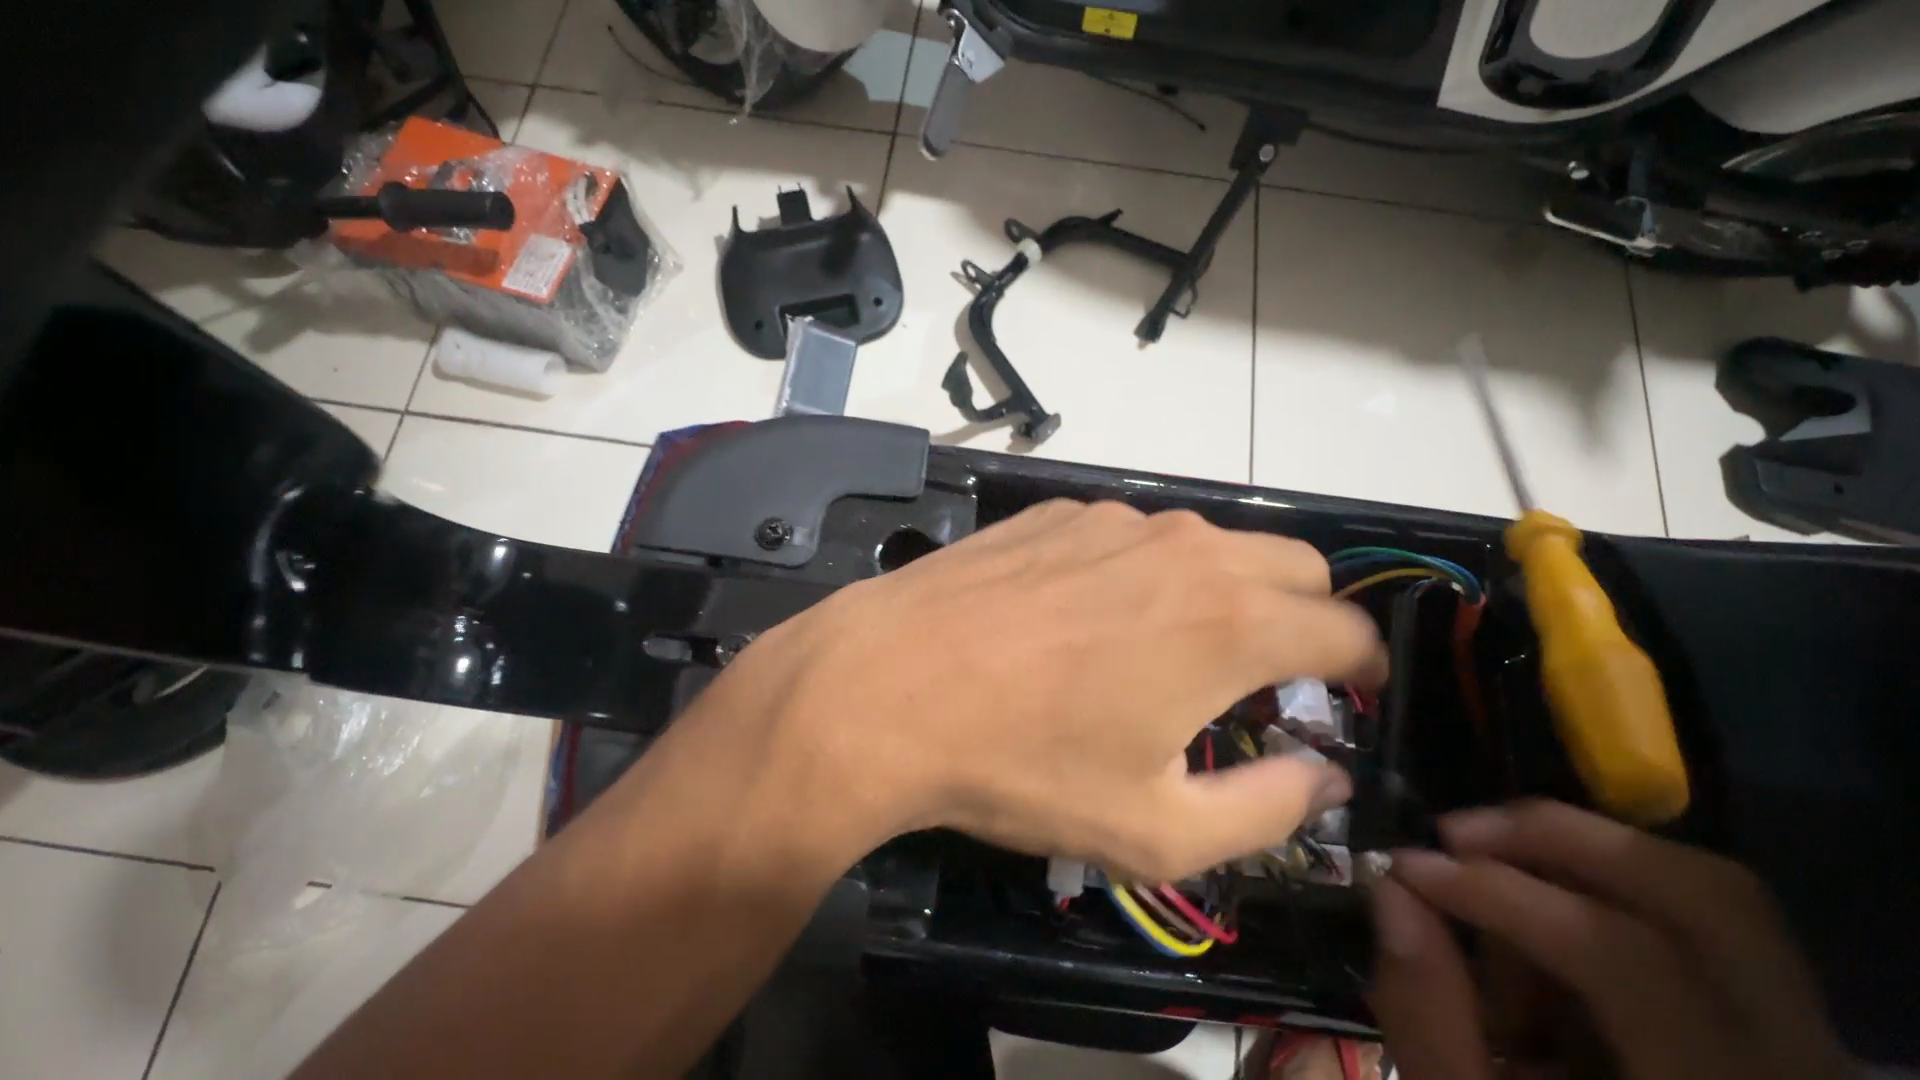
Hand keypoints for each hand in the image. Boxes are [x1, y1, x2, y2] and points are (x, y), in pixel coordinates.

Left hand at [681, 499, 1382, 880]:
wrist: (884, 689)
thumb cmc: (1022, 767)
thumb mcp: (1154, 828)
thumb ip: (1264, 810)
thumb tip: (1324, 782)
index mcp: (1231, 621)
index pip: (1346, 629)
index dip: (1363, 670)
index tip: (1351, 698)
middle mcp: (1188, 550)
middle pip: (1296, 565)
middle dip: (1308, 617)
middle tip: (1273, 675)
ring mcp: (1116, 521)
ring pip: (1213, 542)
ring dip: (1226, 588)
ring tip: (1176, 648)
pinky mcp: (1056, 513)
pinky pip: (1134, 534)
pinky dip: (1148, 570)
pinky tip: (1091, 618)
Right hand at [1370, 800, 1853, 1079]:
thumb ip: (1425, 1012)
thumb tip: (1393, 890)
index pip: (1621, 954)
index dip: (1502, 893)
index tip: (1409, 867)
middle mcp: (1795, 1065)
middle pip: (1702, 895)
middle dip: (1561, 840)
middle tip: (1458, 836)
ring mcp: (1805, 1046)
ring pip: (1707, 896)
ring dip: (1580, 870)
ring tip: (1490, 900)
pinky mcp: (1783, 1030)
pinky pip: (1698, 928)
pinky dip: (1604, 908)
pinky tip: (1538, 958)